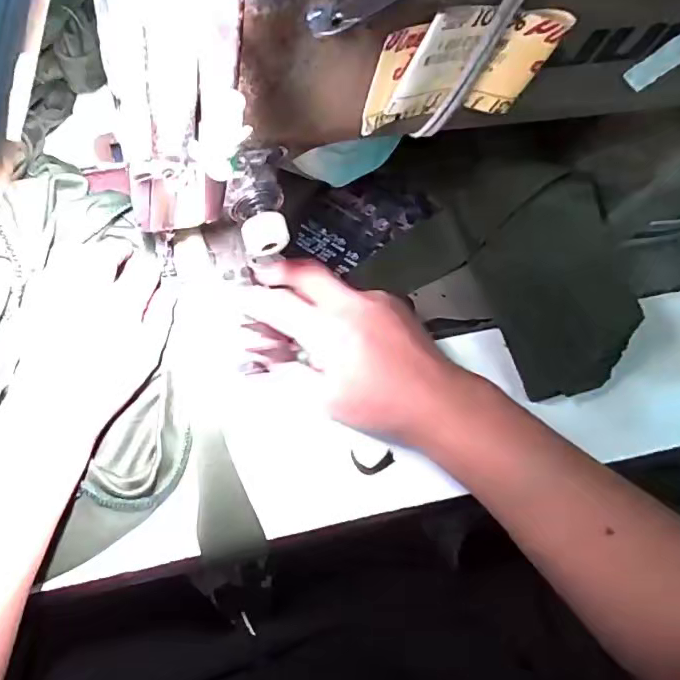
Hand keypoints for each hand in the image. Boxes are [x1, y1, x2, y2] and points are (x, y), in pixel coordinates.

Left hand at [8, 242, 170, 441]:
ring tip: (98, 268)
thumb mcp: (146, 356)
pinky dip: (65, 266)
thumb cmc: (107, 386)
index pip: (144, 267)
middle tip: (125, 263)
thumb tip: (170, 290)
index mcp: (122, 304)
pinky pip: (51, 266)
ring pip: (77, 250)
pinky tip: (72, 282)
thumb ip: (161, 318)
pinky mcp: (35, 297)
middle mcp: (89, 289)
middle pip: (108, 249)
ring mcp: (58, 290)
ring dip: (92, 253)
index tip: (150, 276)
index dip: (151, 267)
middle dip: (121, 251)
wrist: (55, 404)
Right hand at [237, 260, 477, 446]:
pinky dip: (333, 306)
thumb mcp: (326, 399)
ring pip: (331, 286)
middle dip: (278, 272)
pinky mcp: (391, 306)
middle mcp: (355, 306)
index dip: (254, 301)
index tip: (241, 299)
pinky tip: (330, 329)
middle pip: (306, 274)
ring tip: (293, 316)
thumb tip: (269, 360)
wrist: (439, 402)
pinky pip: (352, 297)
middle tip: (260, 277)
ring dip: (307, 293)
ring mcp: (377, 302)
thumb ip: (291, 373)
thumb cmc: (387, 407)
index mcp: (333, 331)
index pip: (281, 305)